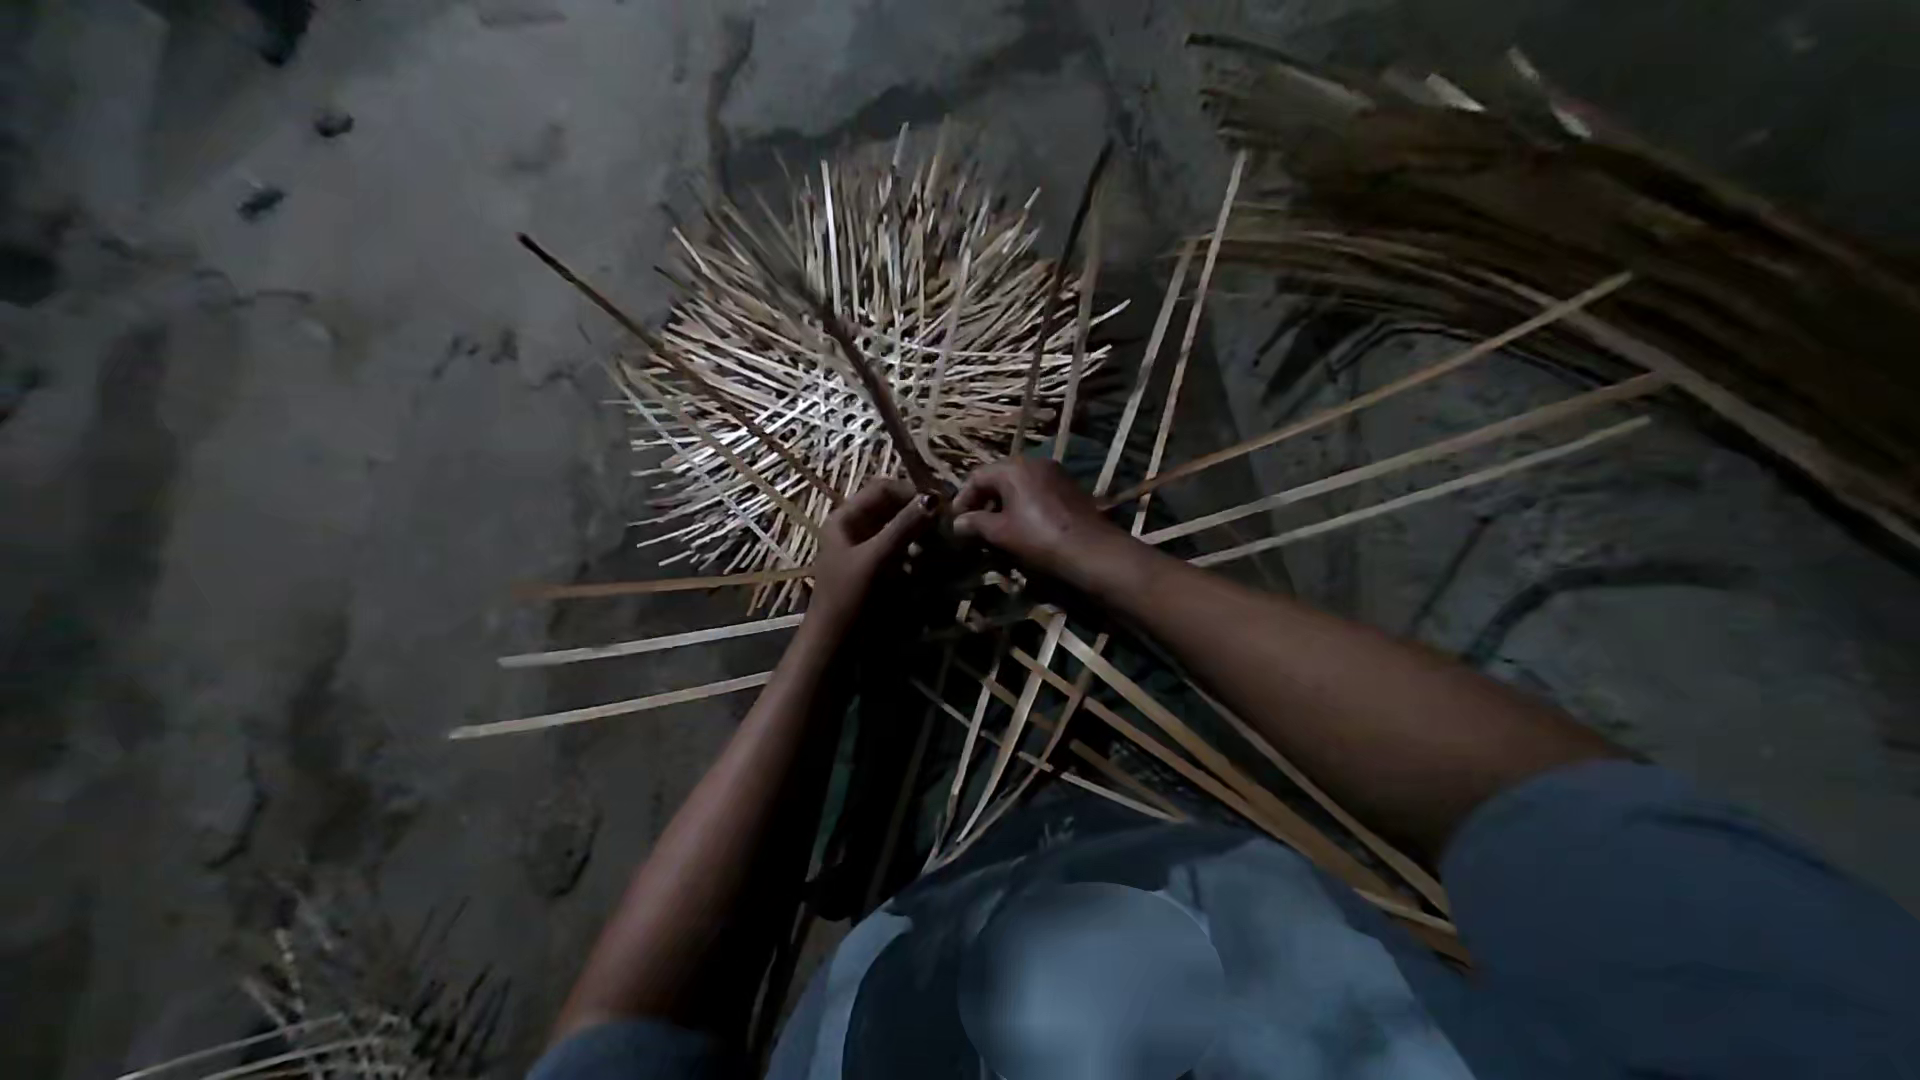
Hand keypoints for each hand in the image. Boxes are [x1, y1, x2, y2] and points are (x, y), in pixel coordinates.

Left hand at [808, 478, 935, 625]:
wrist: (833, 643)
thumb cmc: (848, 597)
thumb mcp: (875, 559)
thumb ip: (903, 527)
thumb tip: (933, 498)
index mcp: (845, 518)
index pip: (883, 488)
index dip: (911, 492)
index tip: (941, 504)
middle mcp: (854, 527)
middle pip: (891, 506)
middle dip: (918, 511)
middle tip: (947, 522)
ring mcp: (864, 547)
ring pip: (897, 527)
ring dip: (920, 530)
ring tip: (942, 539)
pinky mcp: (876, 567)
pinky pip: (899, 547)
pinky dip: (915, 548)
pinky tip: (932, 556)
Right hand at [951, 458, 1136, 589]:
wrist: (1090, 550)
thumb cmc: (1038, 537)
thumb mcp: (1001, 532)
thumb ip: (976, 523)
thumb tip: (957, 523)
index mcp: (1013, 468)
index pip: (977, 477)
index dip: (963, 499)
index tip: (956, 522)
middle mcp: (1034, 462)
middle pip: (998, 477)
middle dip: (983, 501)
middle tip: (974, 525)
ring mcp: (1055, 473)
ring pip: (1019, 484)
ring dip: (1003, 503)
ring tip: (996, 528)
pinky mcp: (1069, 486)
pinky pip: (1037, 490)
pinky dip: (1024, 504)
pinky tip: (1022, 525)